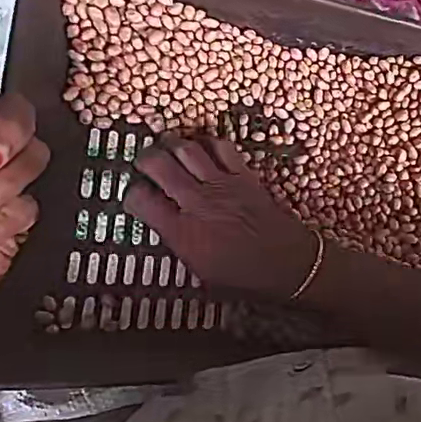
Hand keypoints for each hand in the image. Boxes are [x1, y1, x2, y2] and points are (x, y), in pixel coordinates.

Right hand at [123, 133, 317, 298]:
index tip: (137, 197)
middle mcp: (197, 203)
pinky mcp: (245, 176)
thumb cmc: (246, 278)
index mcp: (181, 232)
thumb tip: (168, 228)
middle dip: (145, 159)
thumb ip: (180, 244)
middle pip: (157, 163)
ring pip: (186, 148)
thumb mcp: (201, 272)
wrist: (288, 265)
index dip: (132, 195)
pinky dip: (209, 143)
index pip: (139, 200)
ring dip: (173, 145)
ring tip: (170, 150)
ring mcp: (222, 185)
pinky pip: (222, 147)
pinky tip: (205, 149)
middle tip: (146, 163)